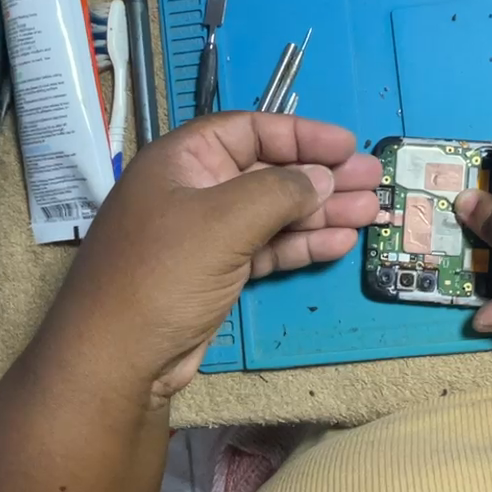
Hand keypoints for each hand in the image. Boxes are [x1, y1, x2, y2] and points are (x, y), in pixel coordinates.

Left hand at [40, 112, 382, 405]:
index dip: (301, 134)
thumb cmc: (162, 275)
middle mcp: (196, 190)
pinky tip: (339, 242)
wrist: (117, 360)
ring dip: (322, 212)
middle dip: (322, 175)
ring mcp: (207, 234)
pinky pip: (268, 248)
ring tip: (372, 211)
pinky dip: (302, 245)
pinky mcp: (218, 272)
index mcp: (183, 160)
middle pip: (269, 171)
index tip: (347, 144)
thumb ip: (279, 192)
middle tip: (374, 179)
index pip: (250, 130)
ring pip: (275, 213)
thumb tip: (323, 177)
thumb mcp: (222, 222)